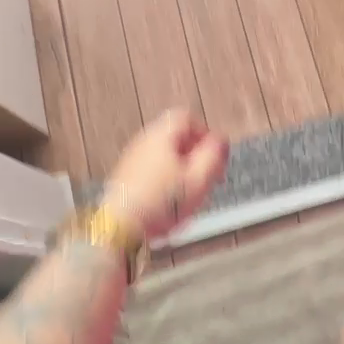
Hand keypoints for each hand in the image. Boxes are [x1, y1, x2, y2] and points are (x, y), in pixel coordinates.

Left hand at [103, 109, 228, 236]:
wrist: (122, 226)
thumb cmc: (161, 202)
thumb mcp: (198, 179)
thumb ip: (213, 156)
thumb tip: (221, 141)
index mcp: (161, 135)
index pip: (186, 118)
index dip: (204, 133)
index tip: (212, 152)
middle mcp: (143, 141)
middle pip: (174, 137)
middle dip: (193, 154)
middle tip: (204, 175)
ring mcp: (131, 159)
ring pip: (163, 155)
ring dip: (180, 169)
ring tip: (189, 193)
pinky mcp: (124, 177)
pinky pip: (151, 171)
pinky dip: (164, 181)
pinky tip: (169, 202)